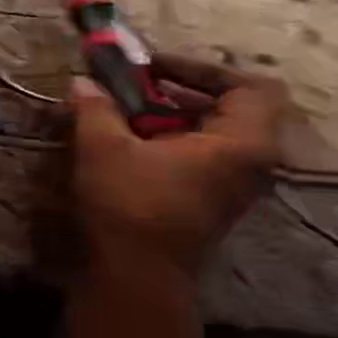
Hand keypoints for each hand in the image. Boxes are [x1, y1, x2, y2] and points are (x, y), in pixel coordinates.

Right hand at [72, 55, 286, 278]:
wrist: (137, 270)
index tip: (153, 68)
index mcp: (243, 142)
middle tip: (135, 86)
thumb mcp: (103, 146)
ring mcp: (236, 183)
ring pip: (217, 132)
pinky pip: (205, 154)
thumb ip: (96, 108)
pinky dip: (174, 139)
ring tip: (127, 113)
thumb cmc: (130, 202)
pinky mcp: (214, 198)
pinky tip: (132, 143)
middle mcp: (254, 160)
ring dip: (174, 115)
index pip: (250, 85)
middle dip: (182, 91)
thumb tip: (83, 82)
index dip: (202, 68)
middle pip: (235, 107)